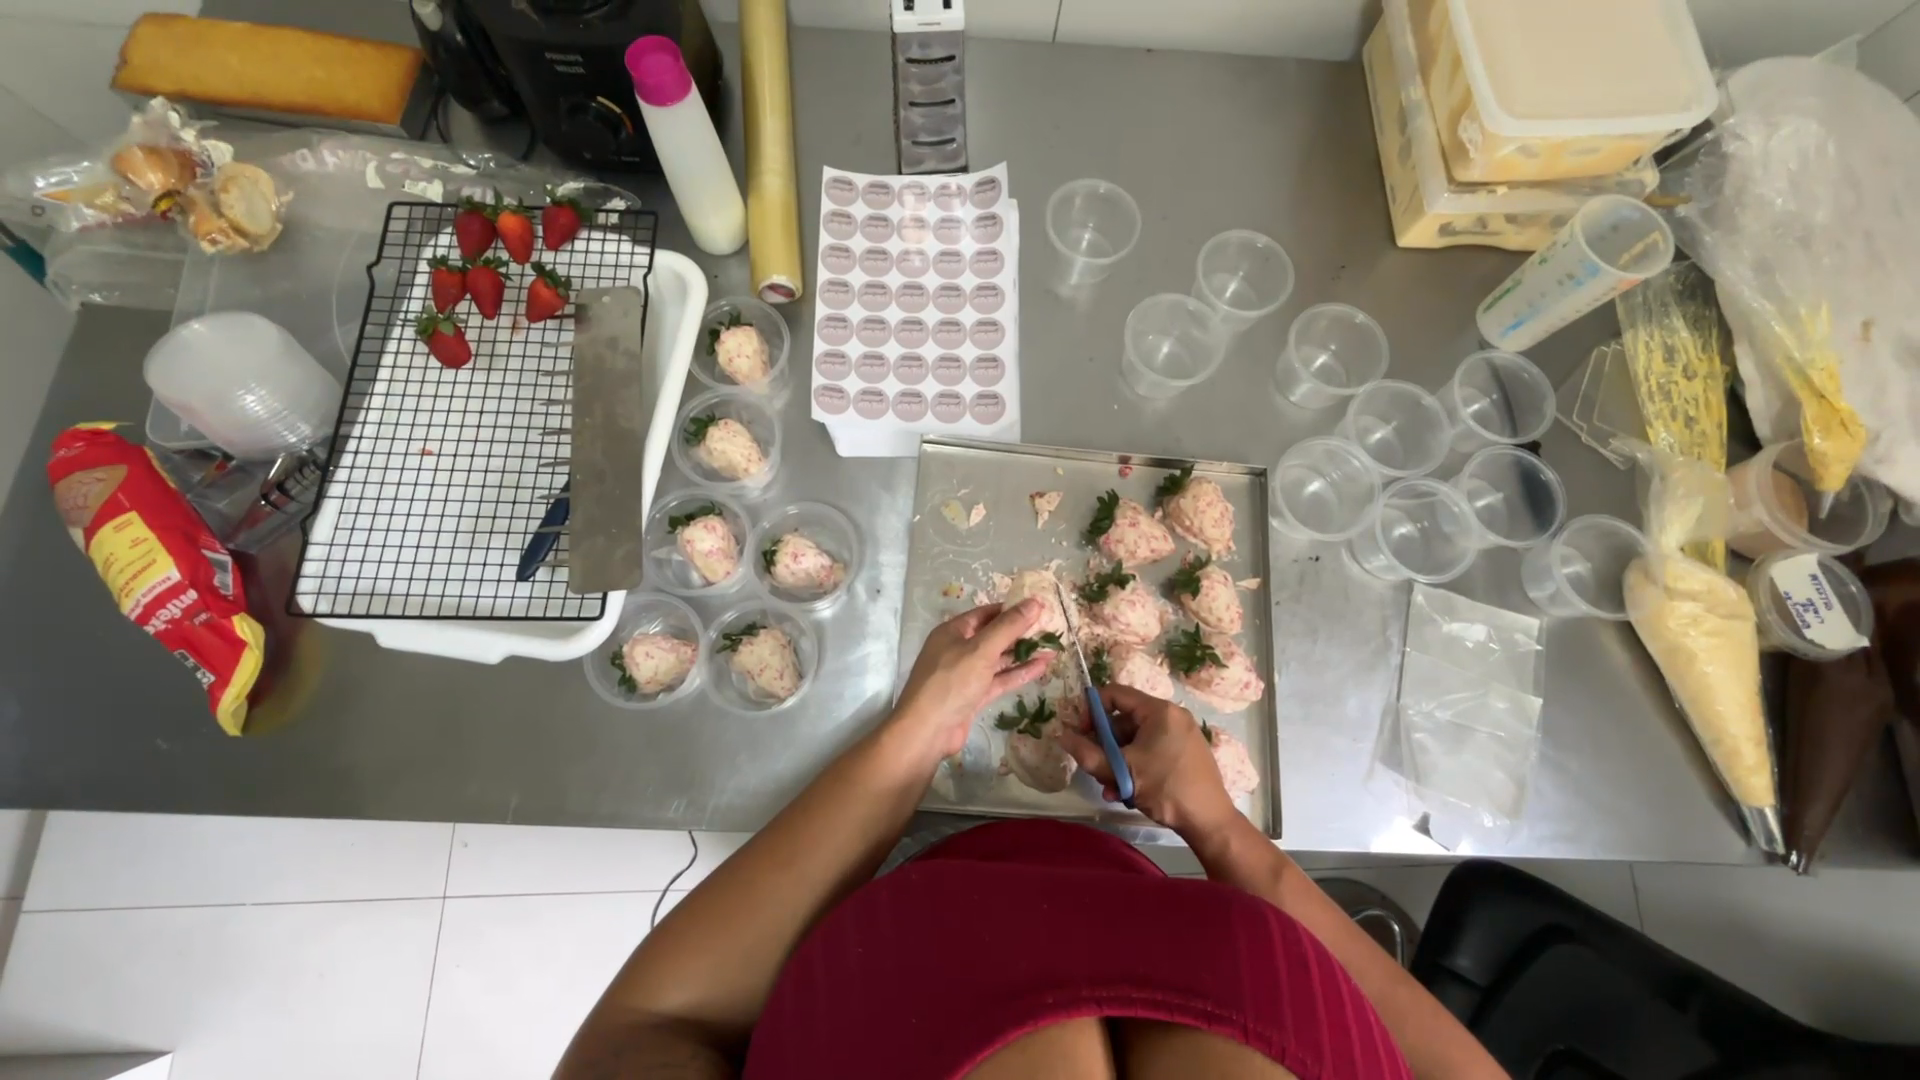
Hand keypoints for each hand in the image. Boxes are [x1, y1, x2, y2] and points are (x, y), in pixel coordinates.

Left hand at [889, 600, 1049, 767]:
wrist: (927, 730)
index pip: (986, 613)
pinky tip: (1042, 666)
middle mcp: (958, 649)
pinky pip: (999, 679)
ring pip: (998, 659)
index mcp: (953, 631)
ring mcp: (966, 674)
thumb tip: (1034, 602)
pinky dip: (1018, 673)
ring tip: (1052, 646)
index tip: (1039, 608)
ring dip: (1022, 653)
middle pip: (993, 635)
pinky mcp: (974, 695)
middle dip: (1020, 632)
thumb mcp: (981, 649)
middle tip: (1051, 627)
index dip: (1012, 609)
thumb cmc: (951, 682)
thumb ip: (1008, 626)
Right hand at [1057, 684, 1237, 838]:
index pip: (1115, 694)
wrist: (1210, 822)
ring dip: (1117, 763)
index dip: (1092, 711)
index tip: (1081, 734)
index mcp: (1159, 711)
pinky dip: (1135, 768)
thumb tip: (1061, 736)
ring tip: (1110, 789)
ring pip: (1135, 741)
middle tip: (1094, 768)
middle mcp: (1172, 716)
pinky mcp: (1185, 754)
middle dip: (1105, 746)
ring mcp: (1181, 735)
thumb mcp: (1121, 772)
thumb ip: (1088, 753)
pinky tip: (1126, 792)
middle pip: (1124, 721)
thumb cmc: (1166, 789)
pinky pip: (1150, 752)